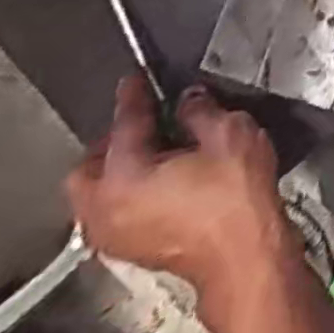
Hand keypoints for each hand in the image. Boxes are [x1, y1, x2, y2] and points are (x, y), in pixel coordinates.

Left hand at [65, 79, 294, 293]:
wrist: (244, 251)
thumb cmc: (235, 197)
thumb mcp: (229, 134)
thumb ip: (202, 112)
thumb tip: (188, 100)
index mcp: (122, 176)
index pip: (124, 125)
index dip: (132, 97)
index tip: (133, 81)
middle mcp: (104, 208)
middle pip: (89, 166)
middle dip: (112, 140)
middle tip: (143, 120)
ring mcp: (113, 234)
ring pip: (96, 193)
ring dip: (117, 168)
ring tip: (154, 149)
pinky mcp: (130, 249)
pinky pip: (112, 210)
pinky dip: (126, 190)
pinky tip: (161, 180)